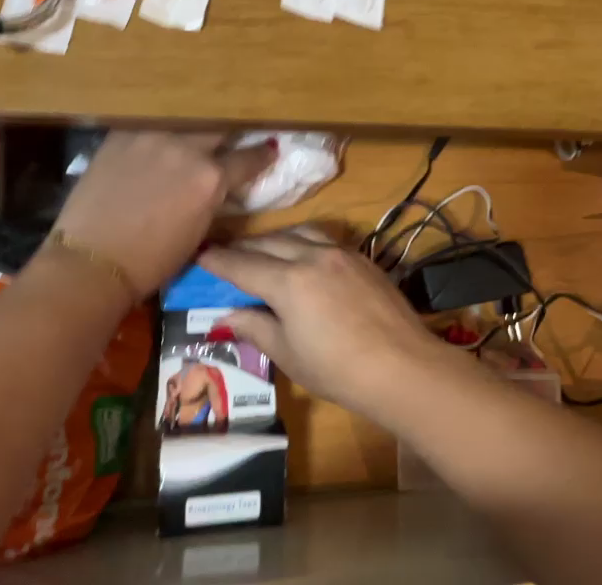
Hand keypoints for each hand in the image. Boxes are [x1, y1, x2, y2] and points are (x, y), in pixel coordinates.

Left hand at [54, 131, 274, 296]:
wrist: (91, 262)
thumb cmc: (150, 262)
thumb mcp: (199, 231)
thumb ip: (214, 199)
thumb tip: (222, 185)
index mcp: (211, 178)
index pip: (249, 158)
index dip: (262, 154)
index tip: (270, 147)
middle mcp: (186, 149)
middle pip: (220, 126)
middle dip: (231, 130)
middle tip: (233, 133)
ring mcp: (151, 137)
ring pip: (185, 121)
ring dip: (195, 128)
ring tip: (193, 132)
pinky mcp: (122, 135)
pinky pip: (150, 124)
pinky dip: (160, 131)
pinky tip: (158, 138)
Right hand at [197, 233, 474, 423]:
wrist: (402, 365)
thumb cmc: (337, 369)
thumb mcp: (288, 354)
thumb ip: (256, 328)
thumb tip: (228, 315)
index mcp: (288, 281)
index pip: (243, 265)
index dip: (218, 260)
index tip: (200, 254)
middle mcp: (313, 256)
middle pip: (269, 243)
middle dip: (244, 247)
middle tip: (225, 252)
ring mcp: (342, 254)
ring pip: (300, 232)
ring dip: (276, 238)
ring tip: (263, 250)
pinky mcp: (363, 259)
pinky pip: (325, 239)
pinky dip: (304, 242)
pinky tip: (303, 256)